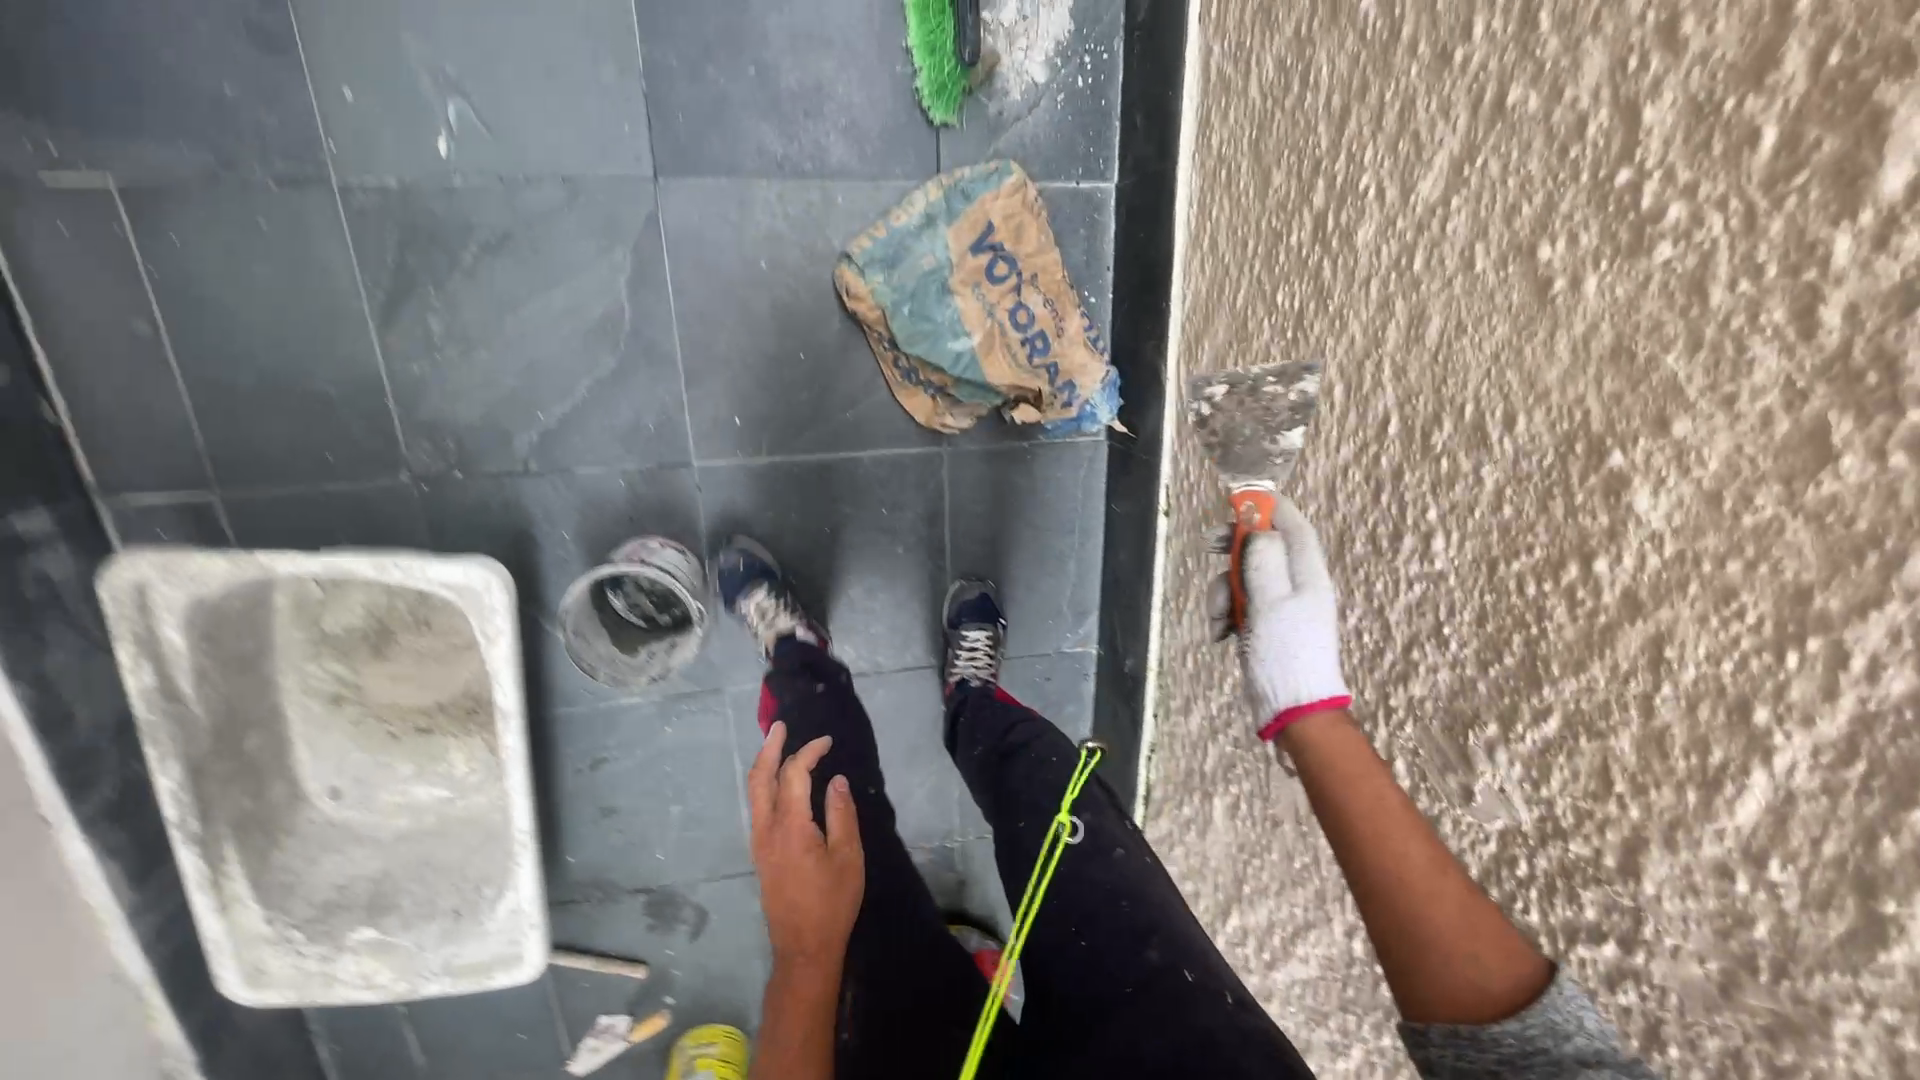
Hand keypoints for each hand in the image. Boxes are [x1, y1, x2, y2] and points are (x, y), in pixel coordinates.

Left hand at [747, 722, 864, 967]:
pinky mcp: (761, 853)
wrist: (804, 948)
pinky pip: (758, 807)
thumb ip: (841, 814)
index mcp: (790, 827)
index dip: (809, 752)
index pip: (794, 775)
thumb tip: (835, 780)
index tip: (827, 741)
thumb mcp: (848, 857)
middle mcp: (767, 830)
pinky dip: (765, 785)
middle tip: (780, 726)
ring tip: (776, 745)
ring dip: (764, 765)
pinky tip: (778, 782)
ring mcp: (759, 843)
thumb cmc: (832, 903)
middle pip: (760, 778)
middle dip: (769, 748)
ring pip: (754, 793)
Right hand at [1206, 496, 1351, 739]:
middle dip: (1233, 548)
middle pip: (1262, 548)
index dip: (1268, 507)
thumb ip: (1263, 560)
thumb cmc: (1286, 654)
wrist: (1292, 709)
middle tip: (1208, 546)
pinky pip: (1238, 605)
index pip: (1292, 525)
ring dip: (1222, 591)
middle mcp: (1295, 585)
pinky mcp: (1263, 626)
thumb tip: (1259, 529)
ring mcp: (1279, 607)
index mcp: (1307, 573)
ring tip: (1217, 618)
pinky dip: (1224, 615)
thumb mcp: (1271, 602)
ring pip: (1243, 578)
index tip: (1237, 499)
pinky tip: (1218, 635)